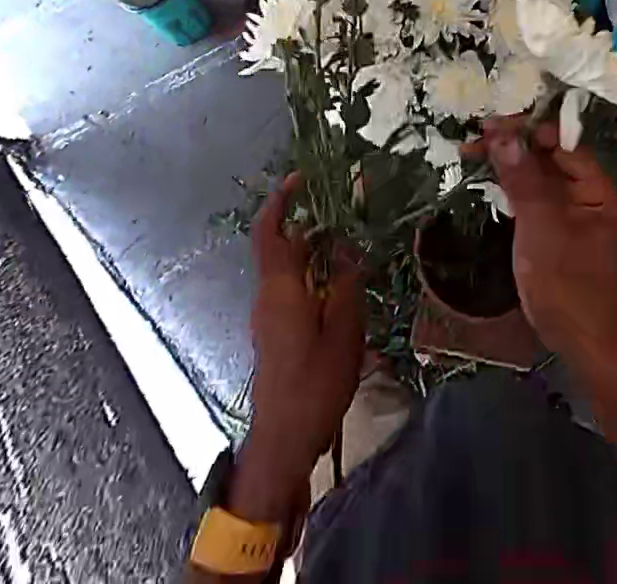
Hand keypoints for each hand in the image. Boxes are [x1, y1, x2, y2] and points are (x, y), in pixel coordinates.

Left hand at [232, 174, 364, 522]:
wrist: (284, 437)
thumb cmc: (315, 382)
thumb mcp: (343, 331)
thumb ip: (346, 285)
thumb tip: (348, 249)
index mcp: (280, 289)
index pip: (271, 233)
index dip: (280, 202)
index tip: (298, 179)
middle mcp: (268, 296)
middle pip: (280, 248)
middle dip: (307, 225)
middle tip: (341, 212)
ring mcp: (269, 316)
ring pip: (287, 270)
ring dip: (312, 252)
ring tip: (348, 245)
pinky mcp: (276, 332)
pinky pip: (292, 290)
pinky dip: (312, 276)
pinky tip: (340, 284)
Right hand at [476, 117, 616, 362]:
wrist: (577, 337)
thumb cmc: (566, 282)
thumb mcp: (542, 227)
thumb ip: (524, 180)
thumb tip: (502, 135)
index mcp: (592, 184)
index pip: (559, 140)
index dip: (526, 128)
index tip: (488, 127)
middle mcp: (580, 187)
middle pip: (545, 151)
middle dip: (511, 141)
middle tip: (471, 140)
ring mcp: (564, 204)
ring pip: (533, 169)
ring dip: (505, 159)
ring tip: (469, 151)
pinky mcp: (547, 220)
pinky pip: (527, 189)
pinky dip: (506, 180)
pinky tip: (484, 174)